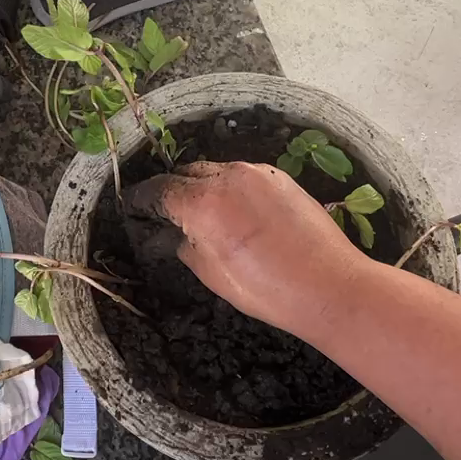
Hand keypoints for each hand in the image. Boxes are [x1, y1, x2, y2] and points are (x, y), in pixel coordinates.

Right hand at [142, 160, 374, 337]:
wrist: (328, 285)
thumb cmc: (264, 288)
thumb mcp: (210, 272)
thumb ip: (183, 244)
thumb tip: (168, 234)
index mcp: (201, 203)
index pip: (158, 190)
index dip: (141, 200)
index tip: (132, 207)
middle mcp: (226, 177)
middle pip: (185, 173)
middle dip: (172, 190)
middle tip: (166, 213)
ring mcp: (256, 173)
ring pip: (215, 171)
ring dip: (202, 186)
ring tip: (203, 213)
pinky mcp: (280, 177)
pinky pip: (242, 175)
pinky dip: (229, 187)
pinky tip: (236, 211)